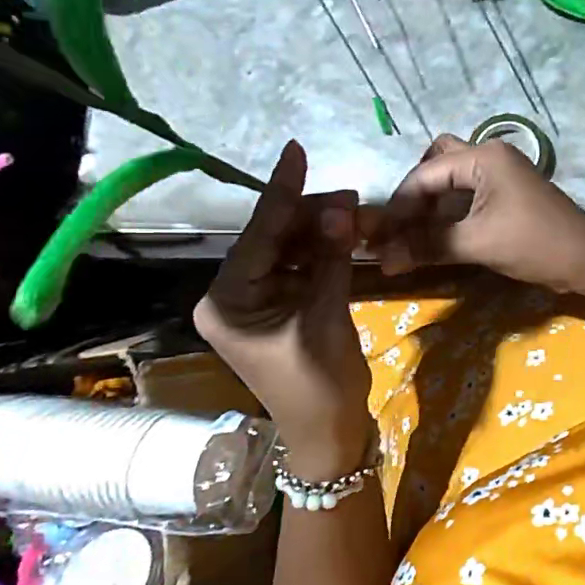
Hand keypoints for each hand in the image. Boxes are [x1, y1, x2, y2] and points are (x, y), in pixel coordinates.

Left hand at [195, 141, 370, 475]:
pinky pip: (301, 268)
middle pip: (274, 239)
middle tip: (354, 199)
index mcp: (226, 301)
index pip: (258, 235)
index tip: (295, 152)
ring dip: (322, 232)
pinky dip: (324, 253)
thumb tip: (339, 210)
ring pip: (290, 250)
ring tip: (357, 215)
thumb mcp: (326, 318)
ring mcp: (257, 301)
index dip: (281, 193)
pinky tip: (347, 236)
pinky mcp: (280, 306)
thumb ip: (330, 261)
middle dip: (311, 216)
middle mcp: (233, 295)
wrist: (328, 433)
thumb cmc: (319, 384)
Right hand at [364, 135, 584, 292]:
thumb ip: (427, 245)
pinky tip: (436, 234)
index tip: (377, 237)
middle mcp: (490, 155)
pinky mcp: (507, 194)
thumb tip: (382, 259)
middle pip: (436, 163)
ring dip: (430, 203)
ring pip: (452, 179)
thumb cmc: (534, 244)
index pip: (424, 175)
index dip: (397, 207)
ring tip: (411, 233)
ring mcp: (501, 174)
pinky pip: (467, 194)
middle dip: (413, 195)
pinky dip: (448, 211)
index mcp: (483, 156)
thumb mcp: (476, 243)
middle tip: (397, 228)